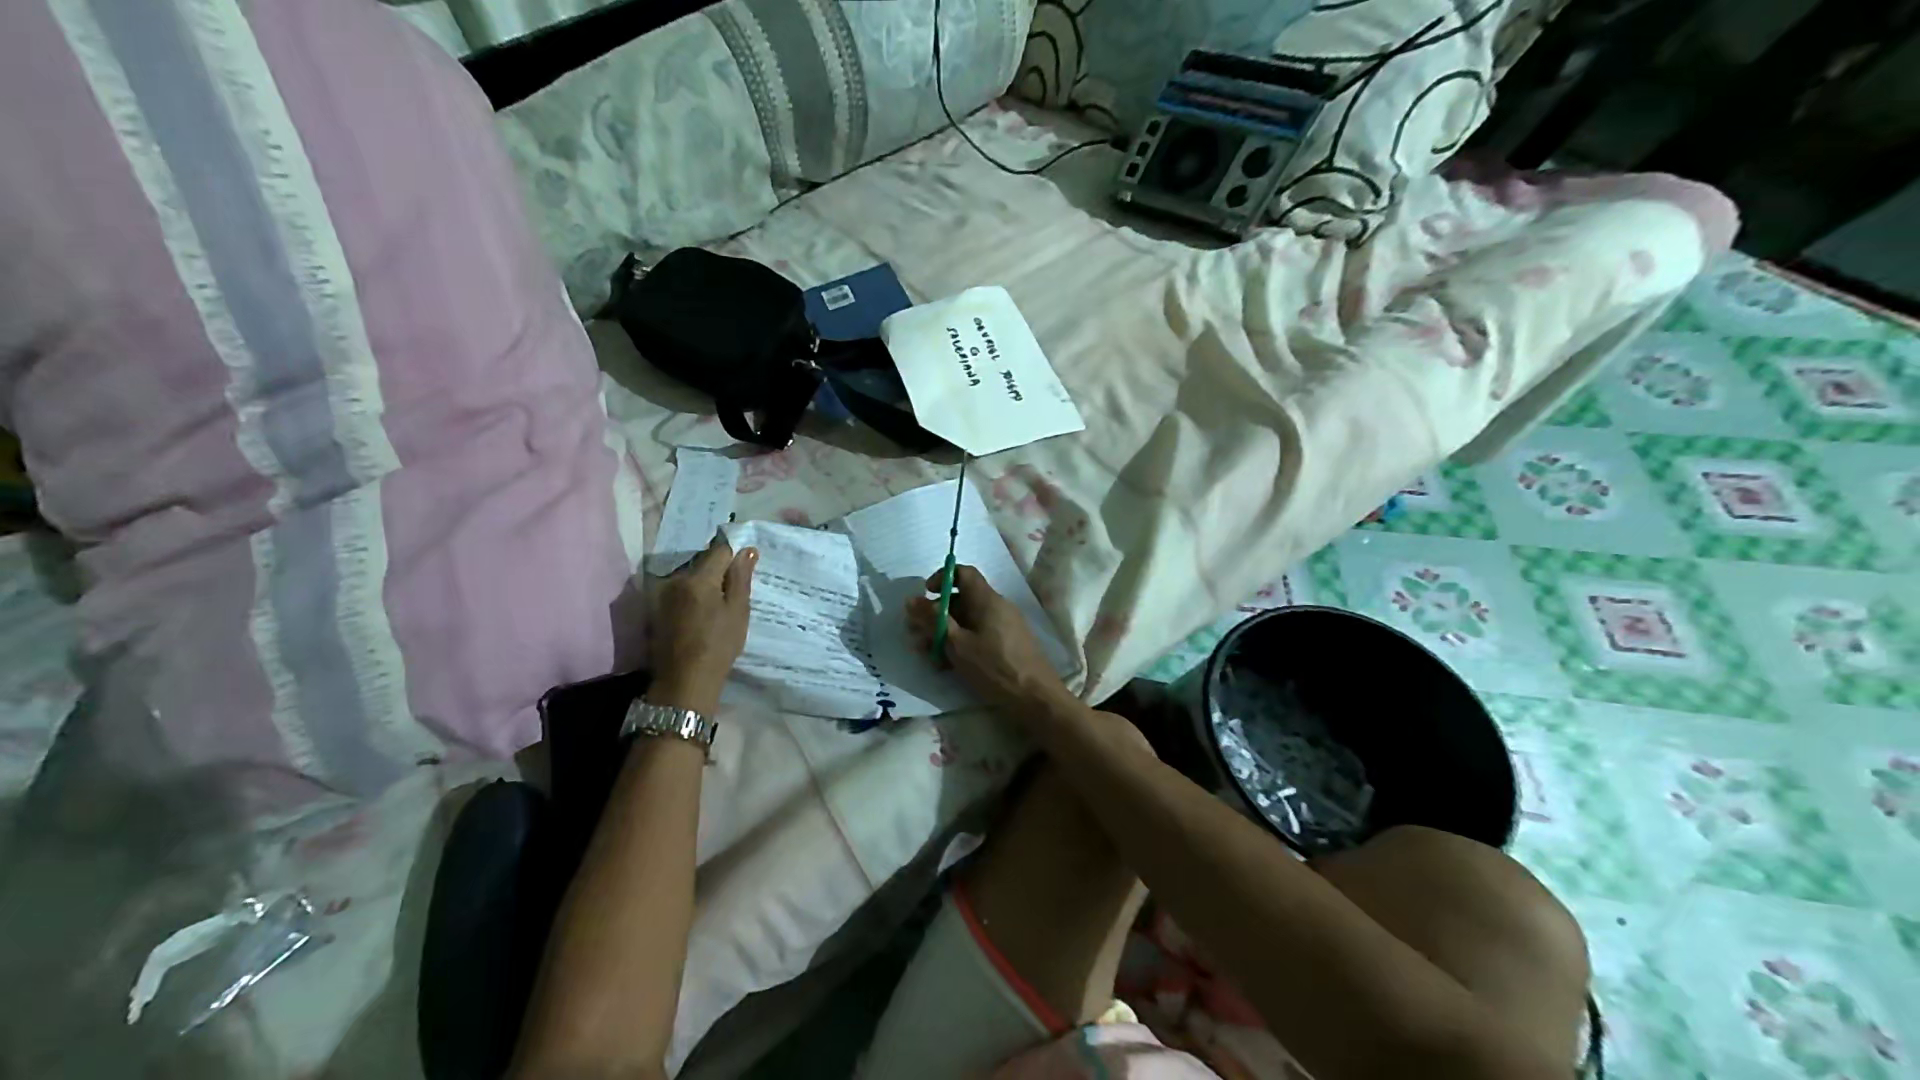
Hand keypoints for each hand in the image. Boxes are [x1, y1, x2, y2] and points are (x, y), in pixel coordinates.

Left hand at [648, 535, 757, 713]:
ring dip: (704, 584)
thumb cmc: (718, 645)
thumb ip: (741, 577)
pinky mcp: (656, 607)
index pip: (720, 550)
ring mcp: (662, 593)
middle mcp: (676, 578)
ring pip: (690, 576)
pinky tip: (699, 615)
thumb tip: (747, 549)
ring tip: (716, 606)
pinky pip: (680, 590)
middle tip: (733, 593)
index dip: (735, 556)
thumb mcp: (738, 611)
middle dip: (718, 571)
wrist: (684, 680)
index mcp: (698, 578)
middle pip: (703, 562)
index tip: (744, 571)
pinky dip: (691, 596)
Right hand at [908, 564, 1073, 715]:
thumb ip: (933, 620)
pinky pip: (978, 636)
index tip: (926, 595)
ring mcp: (1004, 627)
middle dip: (935, 615)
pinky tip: (945, 666)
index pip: (964, 573)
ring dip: (944, 634)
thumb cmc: (994, 667)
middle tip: (915, 634)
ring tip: (925, 655)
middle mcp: (997, 607)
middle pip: (961, 601)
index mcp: (987, 600)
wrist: (1036, 698)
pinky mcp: (1007, 645)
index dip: (942, 578)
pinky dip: (960, 645)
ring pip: (967, 622)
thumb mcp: (957, 644)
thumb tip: (912, 599)